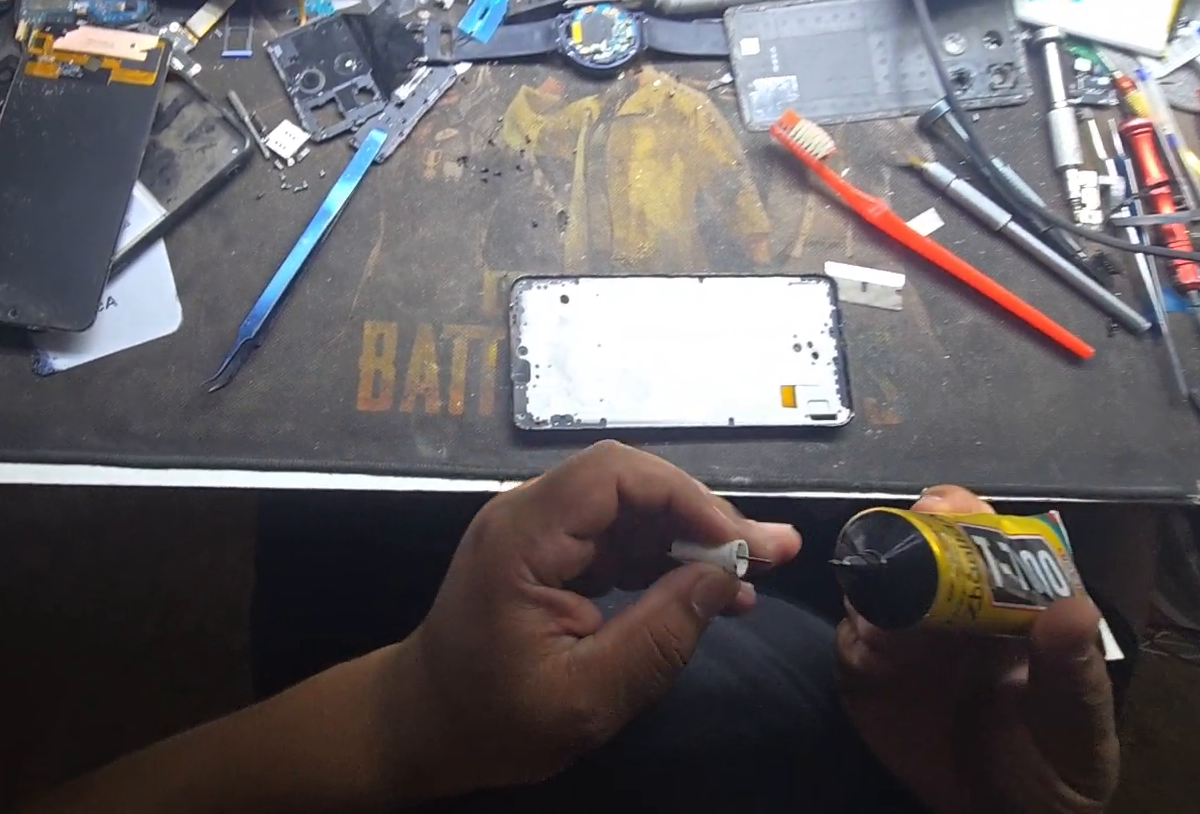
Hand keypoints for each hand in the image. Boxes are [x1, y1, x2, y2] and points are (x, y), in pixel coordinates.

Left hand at [387, 441, 801, 797]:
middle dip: (703, 513)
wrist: (426, 723)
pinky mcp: (554, 550)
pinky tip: (711, 589)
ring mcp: (541, 528)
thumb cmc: (490, 719)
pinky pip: (619, 539)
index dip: (684, 495)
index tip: (740, 541)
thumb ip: (658, 636)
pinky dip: (666, 560)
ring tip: (756, 572)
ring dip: (693, 536)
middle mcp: (530, 513)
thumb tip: (724, 578)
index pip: (612, 475)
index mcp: (523, 534)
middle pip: (628, 484)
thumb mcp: (583, 697)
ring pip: (632, 509)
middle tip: (773, 550)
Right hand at [836, 487, 1118, 813]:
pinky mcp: (862, 652)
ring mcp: (901, 622)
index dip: (969, 514)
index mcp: (1006, 602)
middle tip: (923, 517)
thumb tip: (1073, 607)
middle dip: (918, 522)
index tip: (956, 506)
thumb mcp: (1076, 732)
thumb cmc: (1046, 769)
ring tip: (896, 574)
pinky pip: (851, 622)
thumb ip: (1074, 675)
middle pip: (923, 539)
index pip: (984, 538)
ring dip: (882, 562)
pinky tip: (873, 630)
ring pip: (879, 569)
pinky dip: (859, 617)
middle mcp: (947, 598)